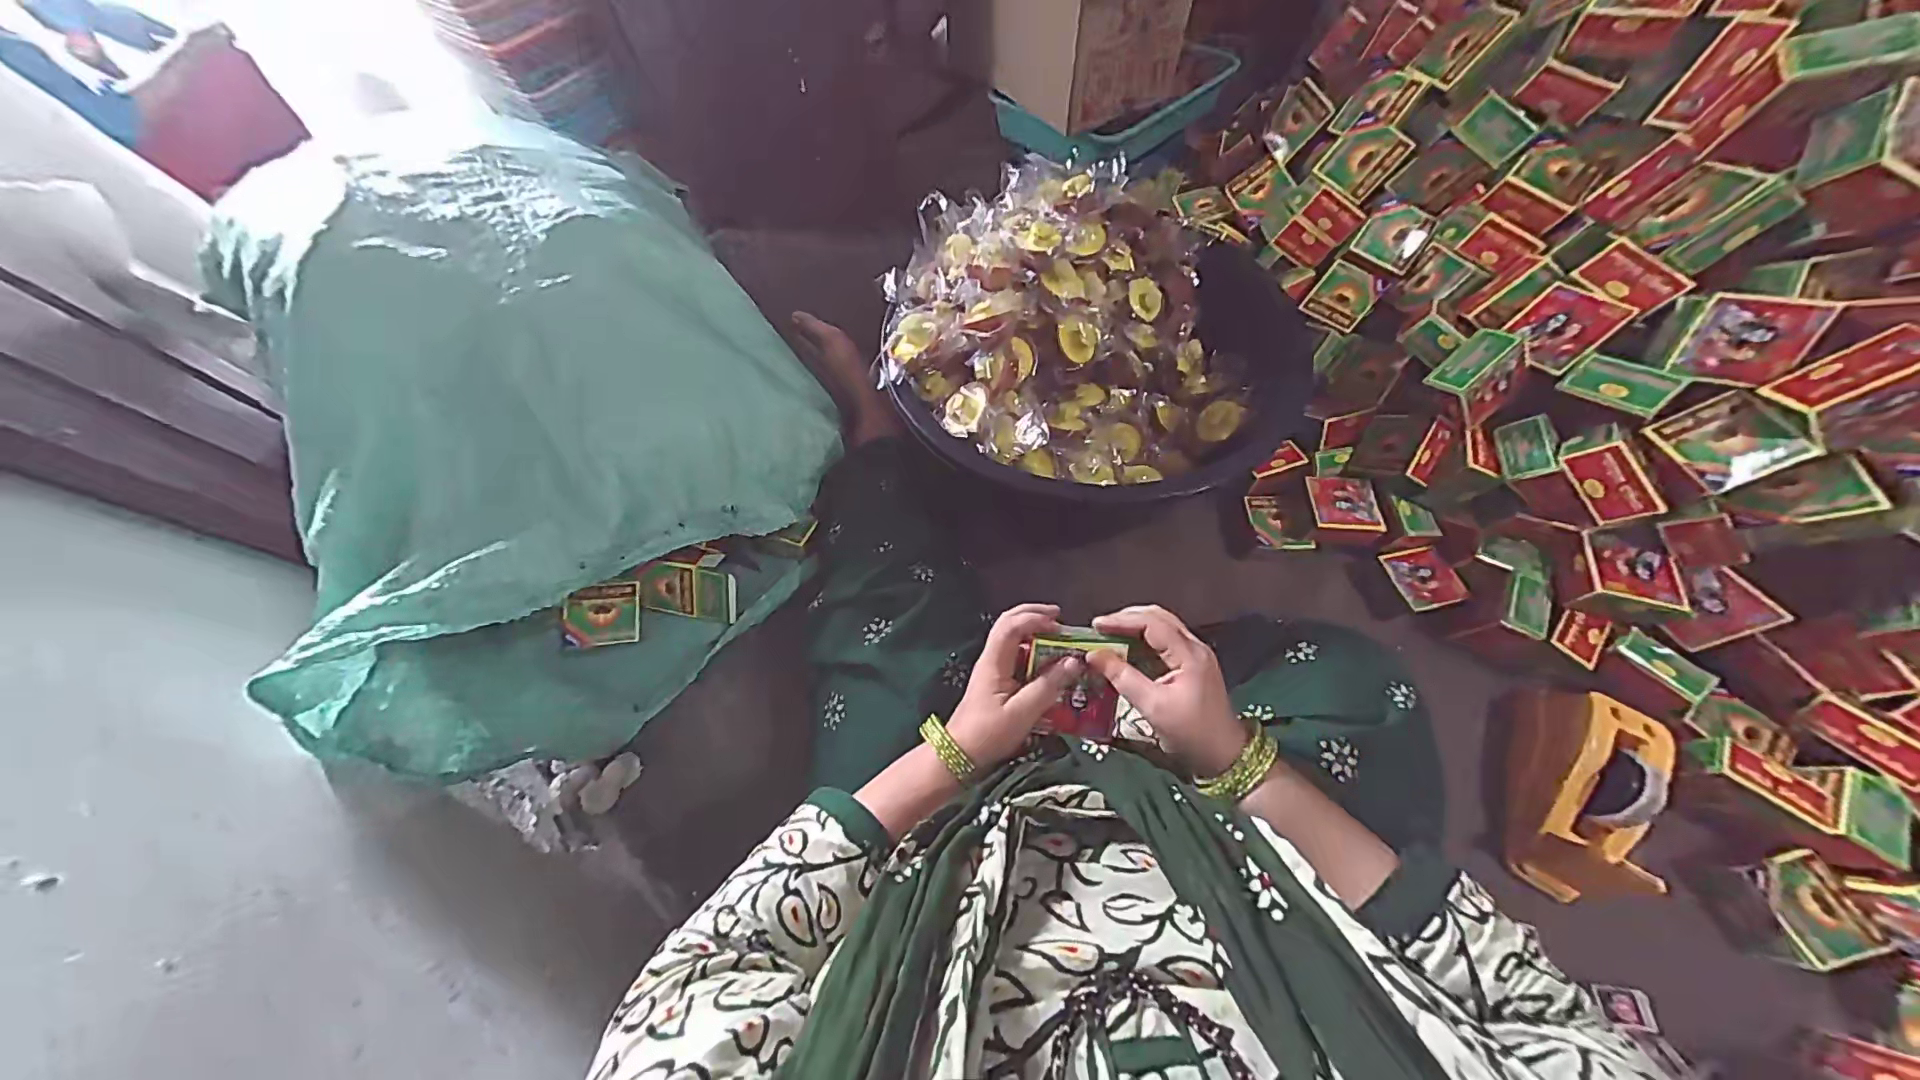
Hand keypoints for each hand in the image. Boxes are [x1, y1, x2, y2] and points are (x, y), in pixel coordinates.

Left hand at [947, 604, 1084, 767]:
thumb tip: (1073, 662)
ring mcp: (993, 670)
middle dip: (1034, 615)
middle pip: (1009, 624)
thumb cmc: (988, 734)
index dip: (1036, 619)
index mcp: (994, 662)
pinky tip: (1049, 665)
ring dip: (1035, 634)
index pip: (1012, 626)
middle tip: (1059, 618)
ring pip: (1013, 639)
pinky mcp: (997, 682)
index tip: (1060, 627)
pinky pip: (1016, 658)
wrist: (960, 755)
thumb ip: (1048, 686)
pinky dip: (1034, 654)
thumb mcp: (1023, 713)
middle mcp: (992, 660)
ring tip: (1059, 641)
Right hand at [1086, 606, 1245, 776]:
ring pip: (1162, 628)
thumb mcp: (1152, 707)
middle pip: (1158, 618)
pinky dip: (1142, 641)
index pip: (1152, 623)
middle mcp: (1194, 647)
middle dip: (1127, 619)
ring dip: (1134, 628)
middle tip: (1100, 629)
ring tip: (1108, 636)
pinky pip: (1164, 642)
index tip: (1096, 626)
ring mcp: (1195, 655)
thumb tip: (1093, 655)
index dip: (1121, 621)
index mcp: (1189, 654)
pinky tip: (1126, 650)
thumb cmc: (1190, 733)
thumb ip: (1122, 677)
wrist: (1225, 756)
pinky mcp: (1192, 665)